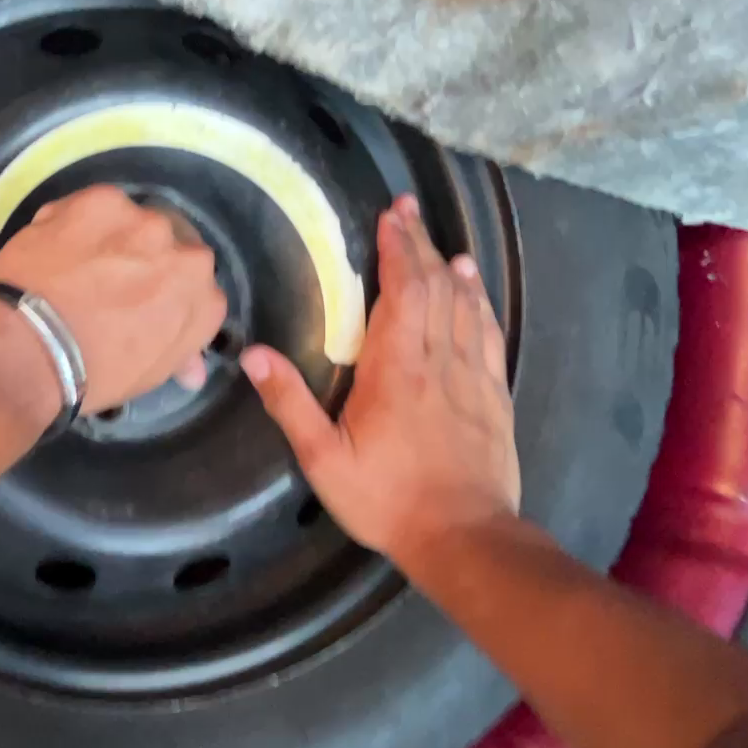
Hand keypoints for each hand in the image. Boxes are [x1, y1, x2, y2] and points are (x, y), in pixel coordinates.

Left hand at [0, 186, 227, 413]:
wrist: (30, 347)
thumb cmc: (92, 374)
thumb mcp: (147, 376)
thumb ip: (178, 354)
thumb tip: (192, 368)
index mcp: (204, 301)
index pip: (197, 290)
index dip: (166, 295)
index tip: (141, 305)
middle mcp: (184, 254)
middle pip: (169, 248)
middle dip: (144, 261)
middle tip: (109, 282)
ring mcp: (142, 221)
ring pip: (132, 223)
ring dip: (111, 238)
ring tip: (76, 262)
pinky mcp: (98, 200)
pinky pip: (92, 208)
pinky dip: (75, 223)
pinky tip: (54, 246)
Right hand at [240, 193, 518, 558]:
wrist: (464, 536)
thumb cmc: (384, 497)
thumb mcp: (322, 457)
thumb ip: (289, 402)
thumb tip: (254, 354)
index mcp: (393, 372)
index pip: (400, 294)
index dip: (396, 251)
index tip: (391, 216)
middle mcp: (437, 362)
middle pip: (434, 289)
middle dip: (419, 246)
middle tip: (408, 210)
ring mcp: (471, 378)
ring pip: (464, 307)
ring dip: (450, 269)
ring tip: (440, 244)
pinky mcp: (493, 396)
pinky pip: (487, 336)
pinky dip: (478, 305)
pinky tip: (474, 291)